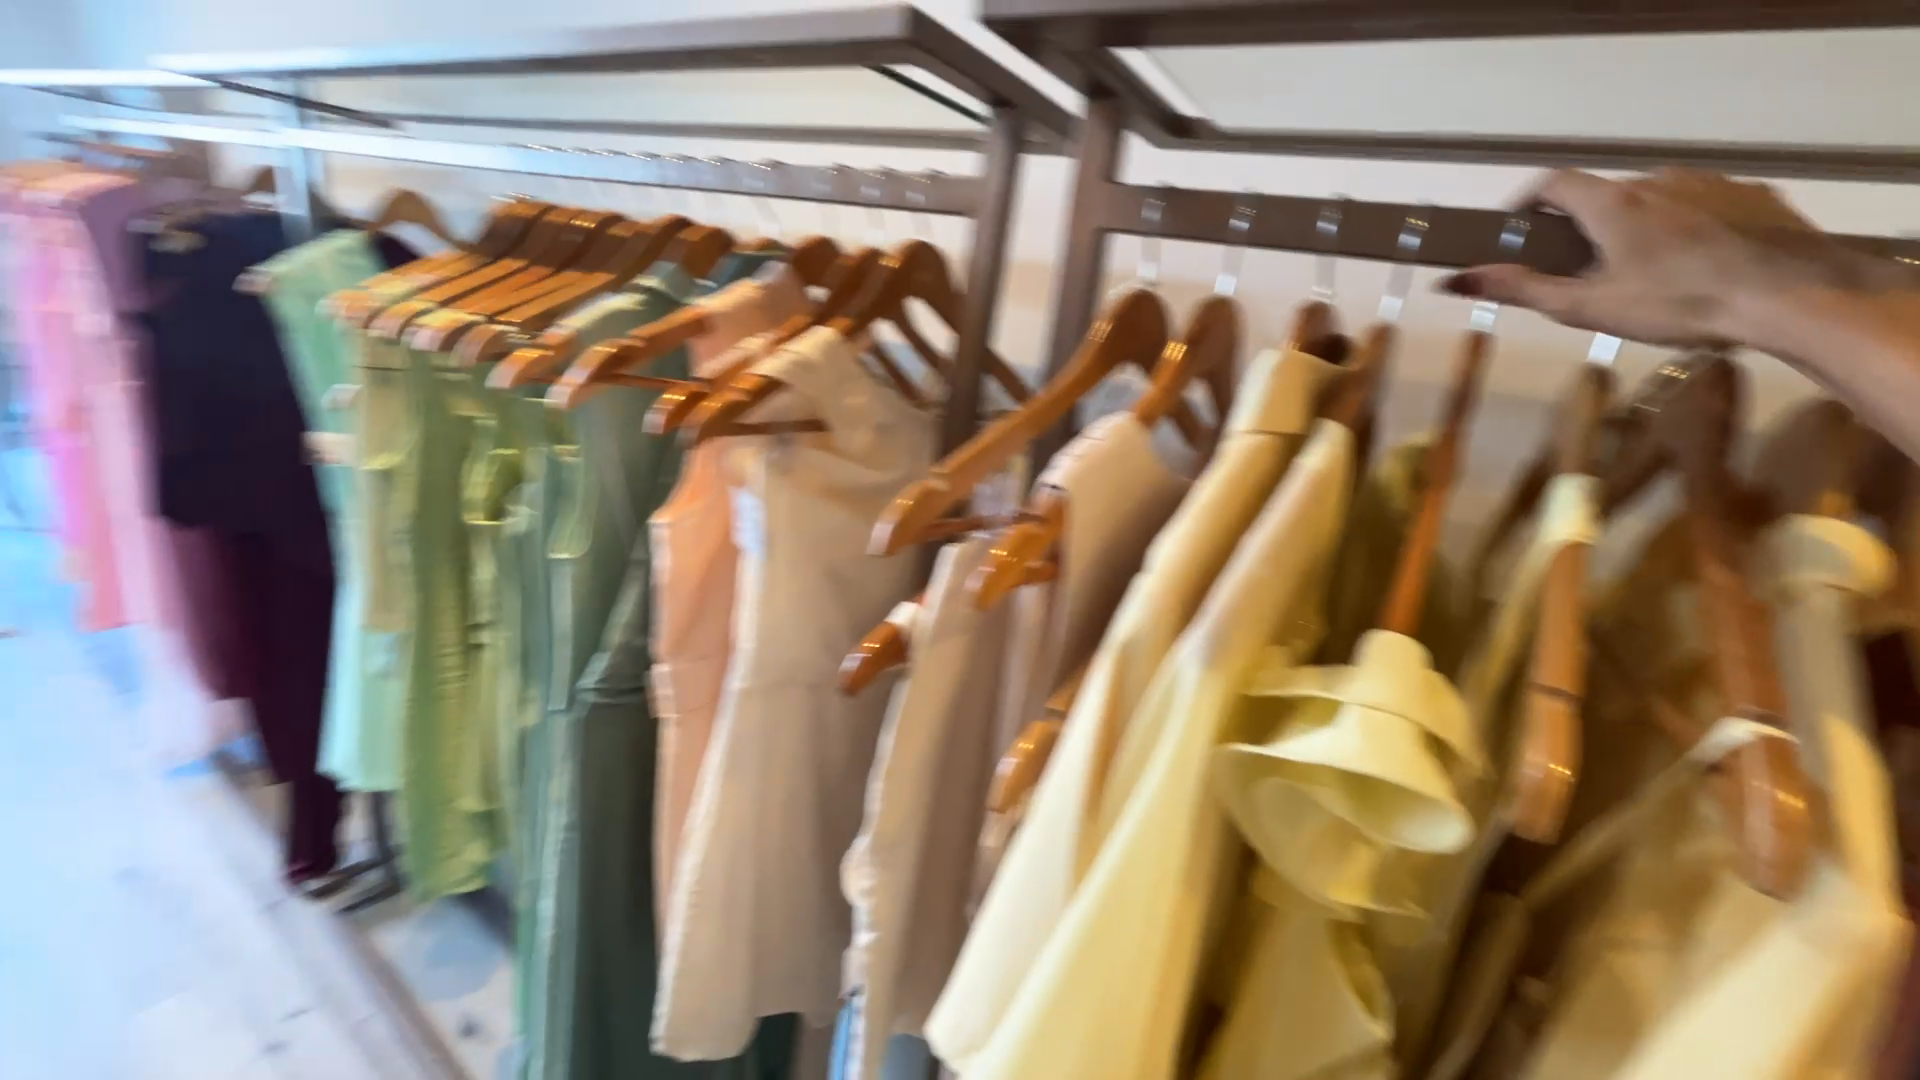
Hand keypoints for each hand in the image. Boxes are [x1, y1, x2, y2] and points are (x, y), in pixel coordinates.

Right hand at [1436, 168, 1900, 348]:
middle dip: (1578, 228)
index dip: (1525, 203)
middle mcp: (1655, 181)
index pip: (1552, 183)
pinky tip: (1688, 265)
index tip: (1512, 231)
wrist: (1793, 295)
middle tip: (1575, 272)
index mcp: (1611, 204)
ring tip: (1636, 273)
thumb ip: (1519, 289)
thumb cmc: (1675, 303)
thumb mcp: (1585, 305)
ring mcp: (1708, 184)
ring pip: (1650, 201)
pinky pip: (1698, 205)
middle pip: (1600, 196)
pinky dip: (1678, 227)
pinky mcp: (1750, 196)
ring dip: (1630, 227)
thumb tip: (1452, 279)